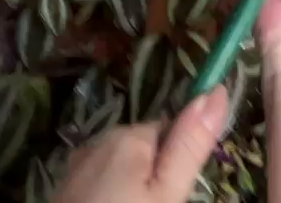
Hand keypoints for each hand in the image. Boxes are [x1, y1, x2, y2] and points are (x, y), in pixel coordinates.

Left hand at [51, 88, 228, 202]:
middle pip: (143, 149)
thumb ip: (190, 144)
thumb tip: (217, 89)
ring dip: (130, 189)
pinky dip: (108, 197)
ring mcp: (77, 165)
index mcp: (128, 135)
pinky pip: (98, 183)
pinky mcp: (63, 190)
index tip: (178, 191)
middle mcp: (100, 139)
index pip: (168, 130)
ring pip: (118, 168)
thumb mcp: (168, 194)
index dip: (178, 161)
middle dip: (153, 176)